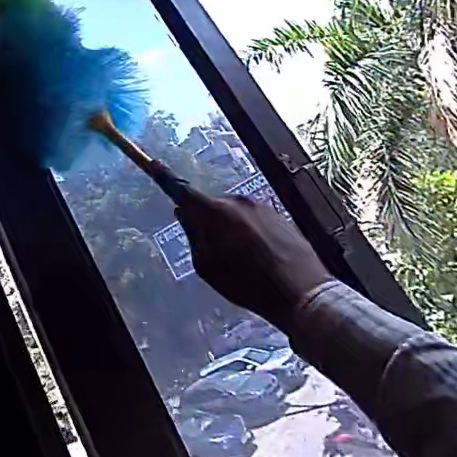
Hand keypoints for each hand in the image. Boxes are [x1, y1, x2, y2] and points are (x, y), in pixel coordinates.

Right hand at [174, 193, 334, 332]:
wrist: (303, 292)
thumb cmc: (248, 285)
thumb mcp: (208, 267)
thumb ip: (193, 236)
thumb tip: (185, 214)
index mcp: (216, 212)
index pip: (183, 191)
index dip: (165, 178)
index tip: (154, 164)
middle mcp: (237, 200)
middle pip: (210, 206)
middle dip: (207, 222)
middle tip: (213, 253)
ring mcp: (260, 205)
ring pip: (232, 213)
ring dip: (230, 229)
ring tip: (242, 261)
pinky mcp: (278, 214)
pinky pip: (252, 219)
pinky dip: (249, 233)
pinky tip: (259, 257)